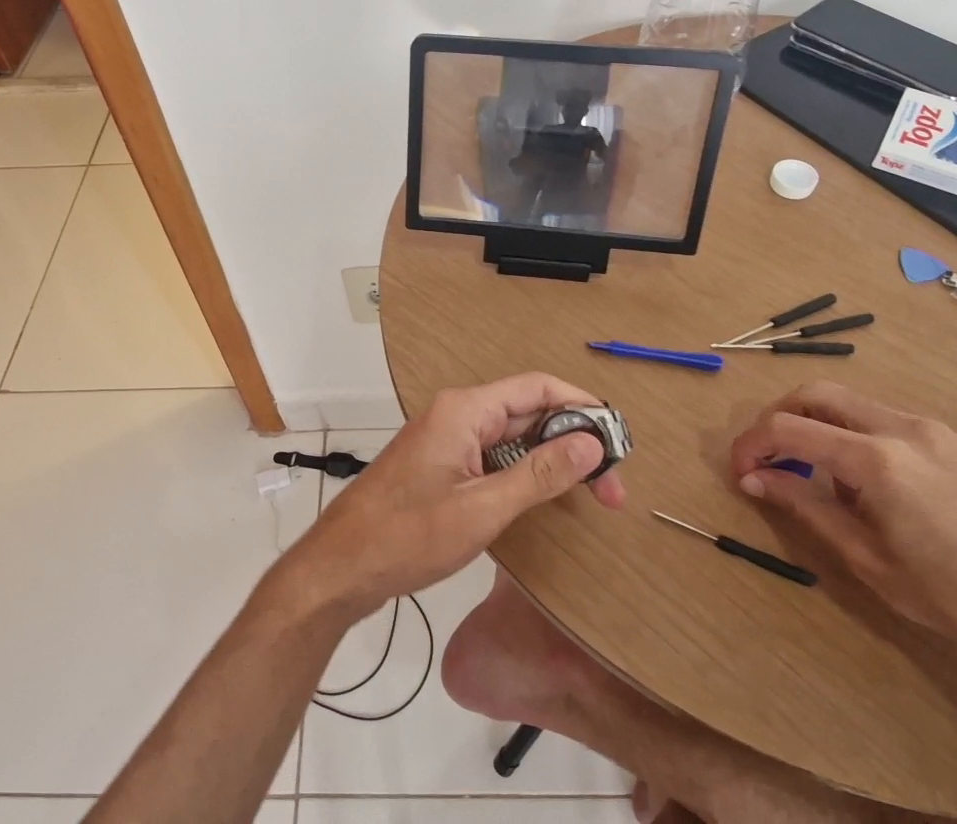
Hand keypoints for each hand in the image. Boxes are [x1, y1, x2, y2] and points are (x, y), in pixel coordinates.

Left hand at [282, 373, 626, 616]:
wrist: (340, 568)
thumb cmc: (408, 536)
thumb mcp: (483, 508)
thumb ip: (540, 474)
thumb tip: (592, 443)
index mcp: (465, 410)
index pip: (538, 388)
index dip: (583, 406)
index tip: (617, 441)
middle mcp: (456, 415)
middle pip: (529, 413)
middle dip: (573, 443)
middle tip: (612, 489)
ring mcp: (446, 441)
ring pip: (513, 438)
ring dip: (551, 462)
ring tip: (591, 496)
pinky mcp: (441, 467)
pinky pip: (493, 458)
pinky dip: (523, 474)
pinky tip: (544, 498)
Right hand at [731, 381, 956, 665]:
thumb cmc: (952, 596)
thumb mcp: (866, 558)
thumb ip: (806, 507)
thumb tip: (756, 478)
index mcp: (877, 459)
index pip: (789, 429)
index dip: (751, 445)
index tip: (739, 473)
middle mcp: (904, 427)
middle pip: (818, 395)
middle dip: (778, 418)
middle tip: (764, 459)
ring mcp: (935, 429)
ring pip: (853, 404)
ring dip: (817, 426)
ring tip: (813, 479)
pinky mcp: (955, 441)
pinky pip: (886, 420)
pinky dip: (854, 435)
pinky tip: (863, 483)